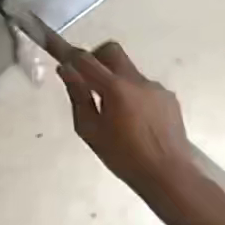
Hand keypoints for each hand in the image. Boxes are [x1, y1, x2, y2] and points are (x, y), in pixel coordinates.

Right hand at [59, 42, 198, 199]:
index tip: (55, 48)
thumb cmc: (123, 157)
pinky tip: (136, 121)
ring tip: (117, 114)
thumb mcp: (90, 130)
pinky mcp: (169, 98)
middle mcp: (137, 81)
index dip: (68, 52)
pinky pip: (144, 87)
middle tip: (89, 81)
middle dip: (96, 58)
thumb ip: (77, 96)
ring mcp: (156, 88)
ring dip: (117, 82)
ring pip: (128, 72)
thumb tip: (66, 70)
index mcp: (115, 88)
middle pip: (111, 51)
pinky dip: (134, 96)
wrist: (170, 176)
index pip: (85, 59)